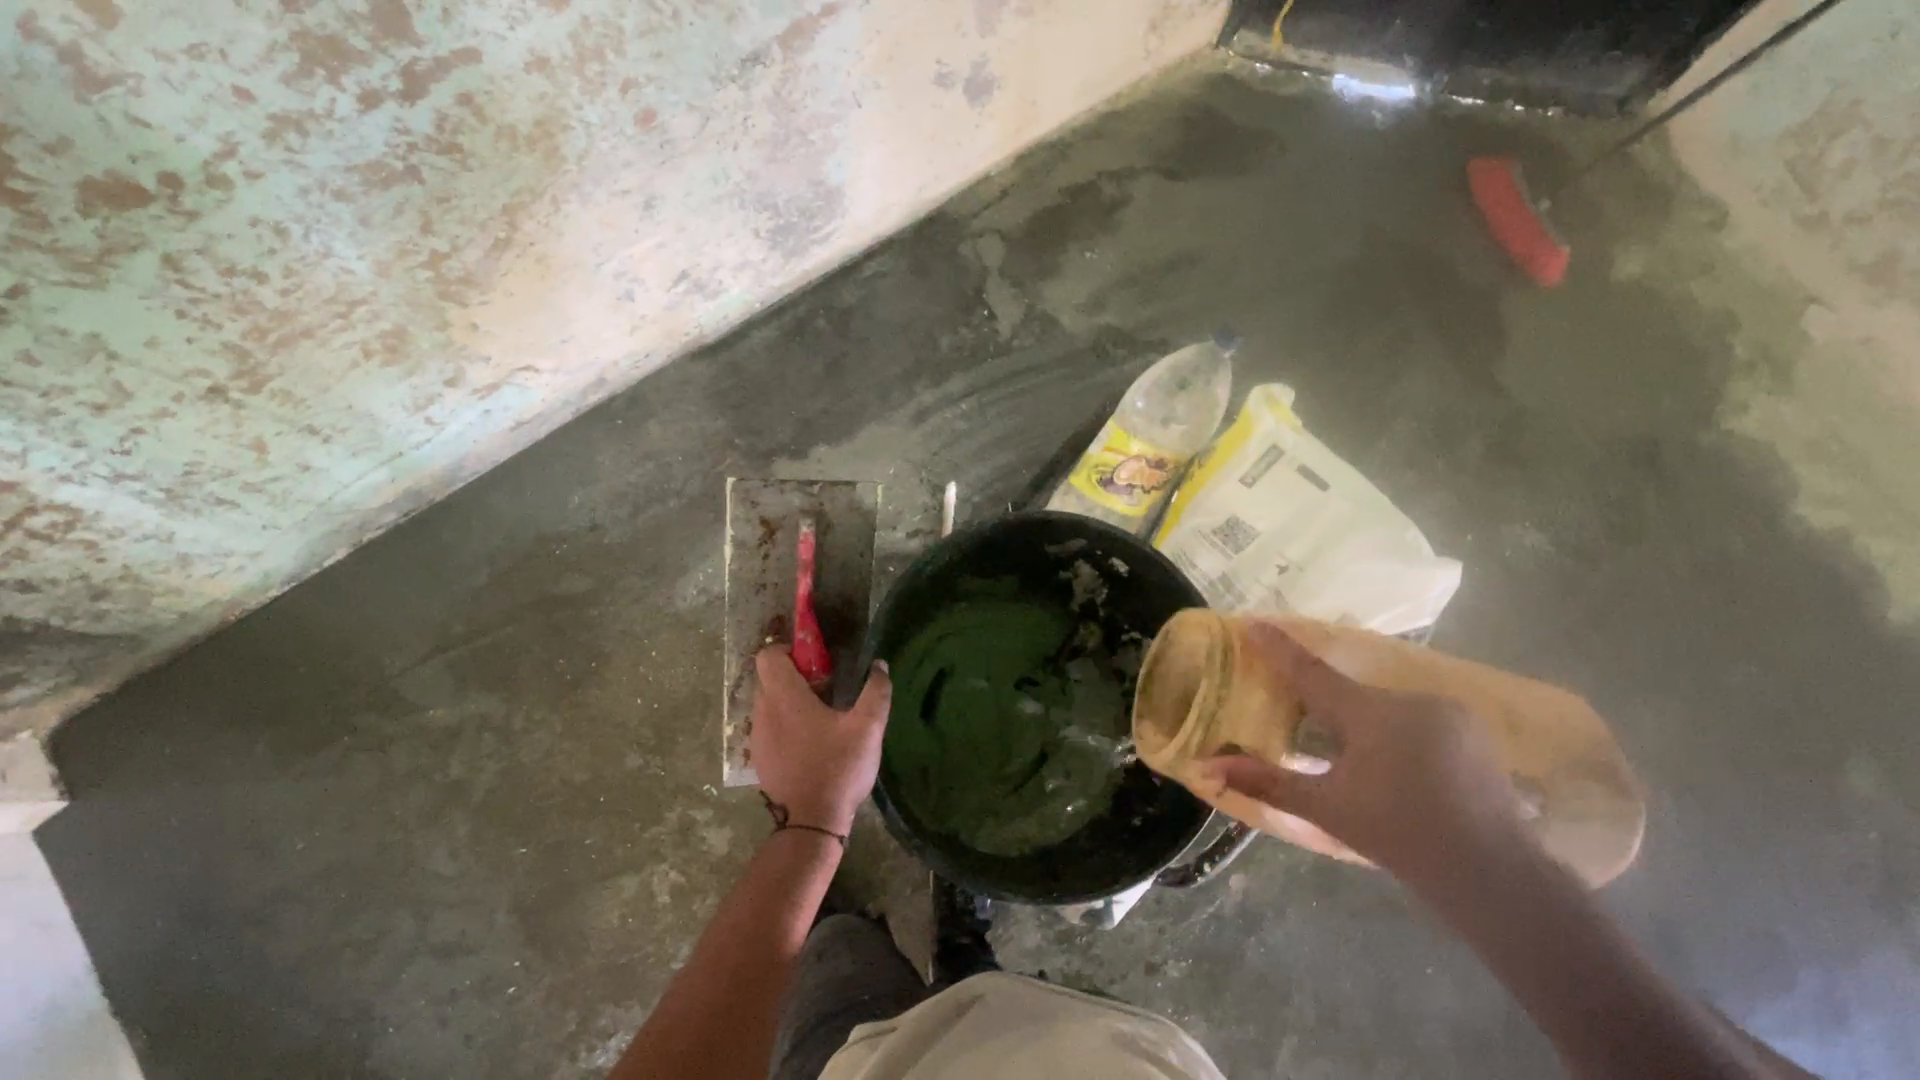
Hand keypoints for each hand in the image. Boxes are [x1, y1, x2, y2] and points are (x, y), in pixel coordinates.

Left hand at [749, 648, 891, 836]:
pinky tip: (810, 743)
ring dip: (789, 700)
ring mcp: (758, 737)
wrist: (811, 822)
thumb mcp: (868, 727)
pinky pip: (768, 727)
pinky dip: (784, 724)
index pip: (769, 656)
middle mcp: (764, 712)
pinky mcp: (759, 758)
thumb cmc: (838, 768)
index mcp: (785, 697)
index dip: (789, 650)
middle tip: (826, 688)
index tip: (816, 661)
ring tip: (821, 717)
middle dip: (794, 675)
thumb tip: (879, 666)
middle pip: (769, 678)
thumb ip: (876, 691)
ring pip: (768, 703)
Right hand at [1201, 624, 1530, 887]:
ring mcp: (1447, 711)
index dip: (1278, 648)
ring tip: (1367, 772)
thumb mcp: (1326, 809)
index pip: (1310, 672)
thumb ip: (1267, 781)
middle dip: (1329, 713)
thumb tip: (1209, 766)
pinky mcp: (1473, 729)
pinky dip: (1402, 737)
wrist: (1490, 871)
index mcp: (1369, 713)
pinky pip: (1420, 719)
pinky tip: (1405, 773)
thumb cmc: (1398, 836)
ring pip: (1387, 709)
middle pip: (1351, 696)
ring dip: (1369, 729)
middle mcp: (1409, 698)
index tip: (1252, 622)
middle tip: (1314, 739)